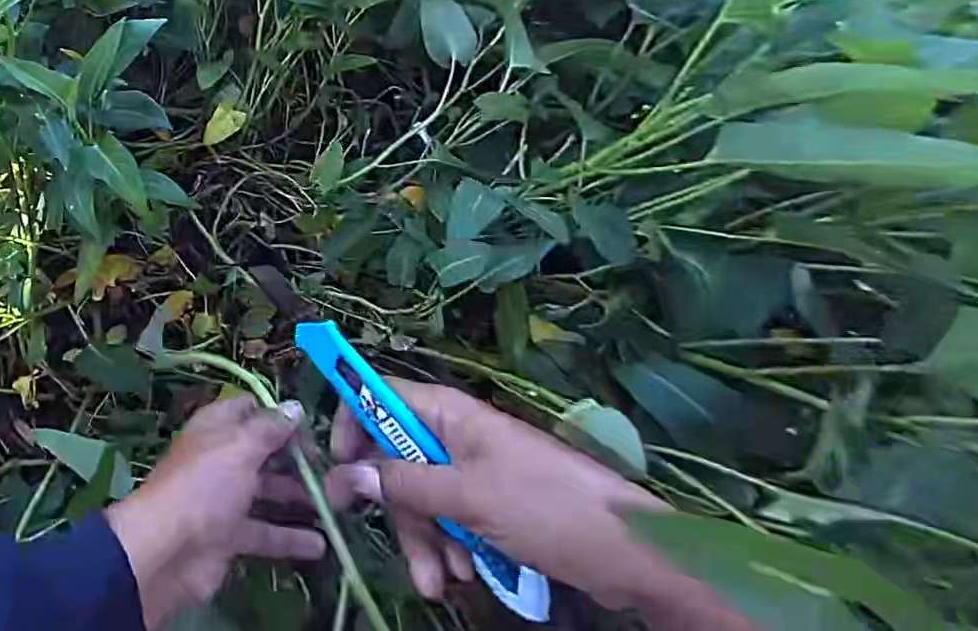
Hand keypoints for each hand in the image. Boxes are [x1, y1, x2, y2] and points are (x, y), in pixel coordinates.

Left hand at [104, 396, 325, 628]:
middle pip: (262, 451)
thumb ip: (269, 428)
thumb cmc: (204, 485)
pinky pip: (264, 531)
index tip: (310, 430)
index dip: (278, 416)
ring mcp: (224, 497)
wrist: (167, 549)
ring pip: (267, 491)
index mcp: (216, 427)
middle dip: (295, 459)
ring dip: (298, 497)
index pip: (250, 409)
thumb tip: (294, 407)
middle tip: (332, 472)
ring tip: (336, 506)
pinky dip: (289, 537)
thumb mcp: (239, 447)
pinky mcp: (229, 534)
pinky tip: (320, 545)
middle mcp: (221, 457)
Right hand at [322, 378, 754, 628]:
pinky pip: (449, 515)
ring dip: (422, 536)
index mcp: (444, 410)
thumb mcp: (466, 497)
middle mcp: (451, 431)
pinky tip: (465, 574)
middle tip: (375, 536)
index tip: (338, 462)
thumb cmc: (547, 507)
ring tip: (439, 581)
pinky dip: (449, 544)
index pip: (376, 395)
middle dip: (393, 503)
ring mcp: (472, 467)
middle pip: (394, 454)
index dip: (351, 421)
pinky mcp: (490, 500)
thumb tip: (345, 472)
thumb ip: (402, 484)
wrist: (639, 555)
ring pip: (420, 492)